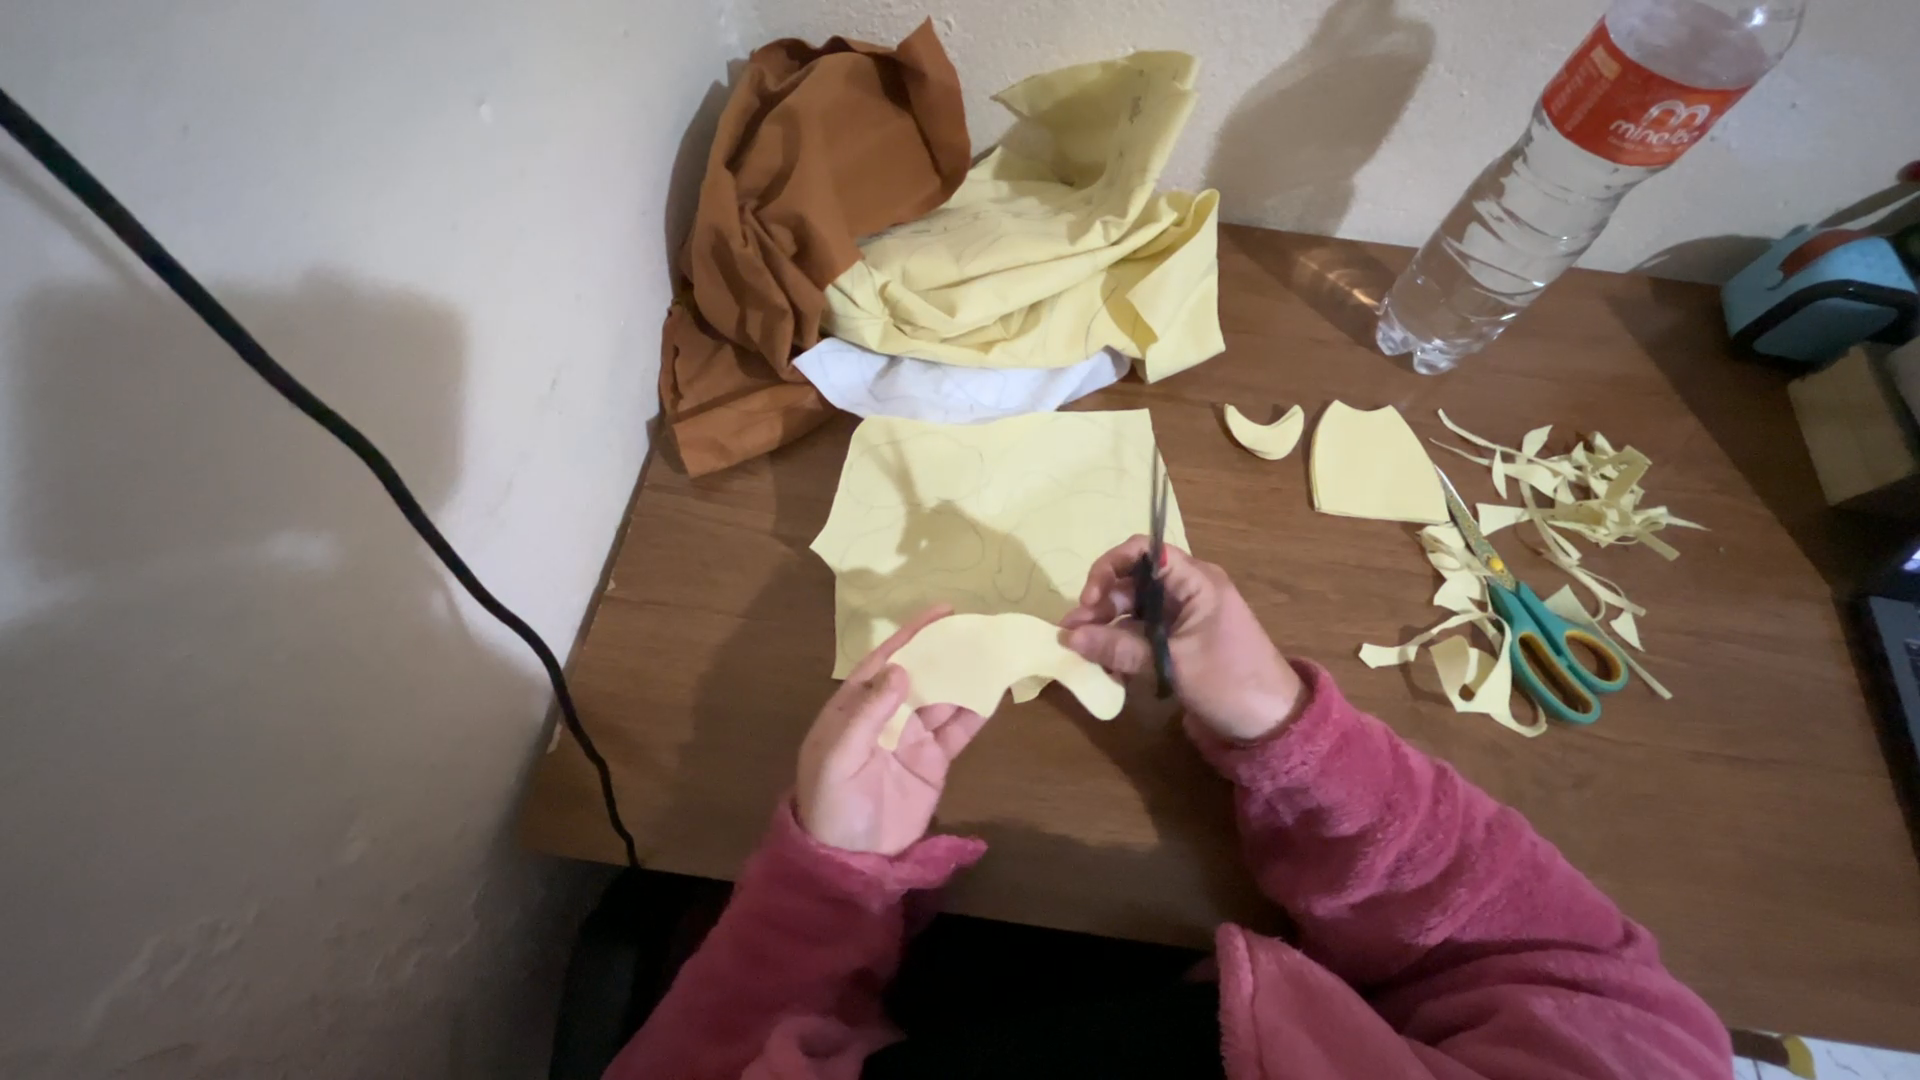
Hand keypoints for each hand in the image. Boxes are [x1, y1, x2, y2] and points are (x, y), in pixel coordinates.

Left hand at [796, 606, 989, 855]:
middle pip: (919, 674)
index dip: (911, 634)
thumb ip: (868, 712)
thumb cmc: (832, 803)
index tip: (941, 612)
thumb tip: (901, 668)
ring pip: (943, 698)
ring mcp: (912, 737)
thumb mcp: (838, 756)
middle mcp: (886, 715)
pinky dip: (975, 714)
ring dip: (965, 677)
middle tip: (976, 627)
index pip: (885, 660)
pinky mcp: (933, 762)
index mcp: (855, 707)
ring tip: (993, 654)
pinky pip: (957, 731)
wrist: (849, 859)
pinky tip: (994, 695)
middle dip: (944, 651)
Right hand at [1061, 537, 1304, 742]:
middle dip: (1100, 605)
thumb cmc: (1230, 683)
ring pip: (1131, 610)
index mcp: (1195, 581)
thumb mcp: (1171, 664)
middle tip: (1071, 634)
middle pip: (1131, 582)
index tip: (1088, 600)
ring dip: (1106, 629)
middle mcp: (1186, 590)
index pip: (1144, 551)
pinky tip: (1107, 670)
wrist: (1272, 724)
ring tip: (1083, 654)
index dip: (1110, 567)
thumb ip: (1120, 648)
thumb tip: (1068, 637)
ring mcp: (1181, 616)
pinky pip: (1139, 632)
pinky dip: (1120, 646)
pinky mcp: (1176, 640)